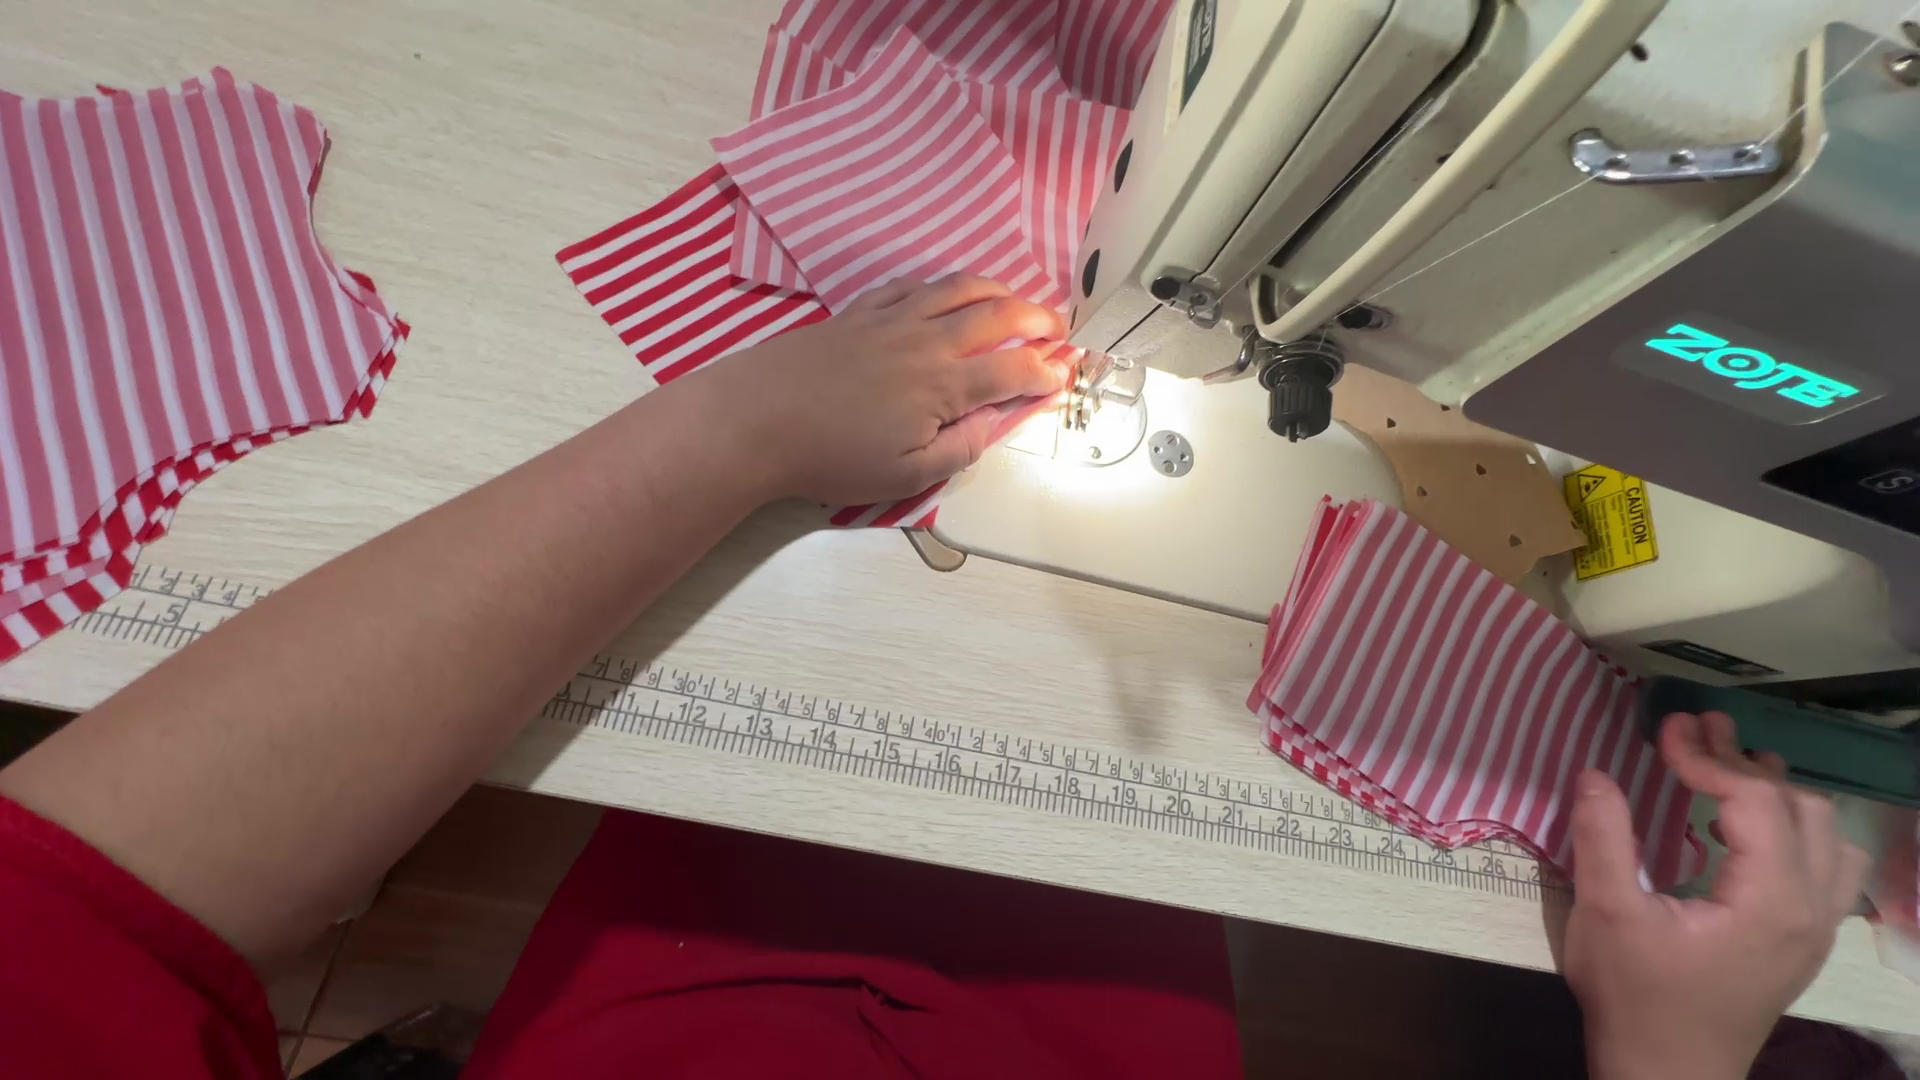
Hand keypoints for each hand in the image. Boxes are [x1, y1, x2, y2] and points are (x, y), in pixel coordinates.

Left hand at [685, 273, 1069, 505]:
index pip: (1013, 370)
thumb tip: (995, 422)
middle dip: (1038, 318)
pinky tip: (948, 293)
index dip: (1046, 372)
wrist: (759, 418)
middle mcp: (927, 341)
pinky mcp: (860, 310)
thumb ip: (960, 448)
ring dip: (998, 290)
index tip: (1063, 376)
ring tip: (1016, 299)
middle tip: (1058, 328)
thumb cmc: (832, 457)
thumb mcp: (905, 476)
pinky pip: (914, 285)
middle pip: (998, 315)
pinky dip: (943, 285)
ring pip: (959, 288)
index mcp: (944, 386)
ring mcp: (892, 318)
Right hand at [1564, 712, 1868, 1079]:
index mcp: (1767, 902)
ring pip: (1824, 835)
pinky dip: (1785, 824)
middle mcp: (1809, 910)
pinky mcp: (1799, 935)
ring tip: (1718, 761)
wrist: (1669, 1063)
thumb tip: (1595, 773)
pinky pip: (1820, 862)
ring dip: (1772, 790)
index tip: (1660, 730)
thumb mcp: (1604, 910)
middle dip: (1741, 761)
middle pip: (1801, 810)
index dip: (1707, 758)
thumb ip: (1602, 837)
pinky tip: (1739, 822)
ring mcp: (1813, 926)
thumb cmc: (1633, 988)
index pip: (1756, 802)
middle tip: (1688, 728)